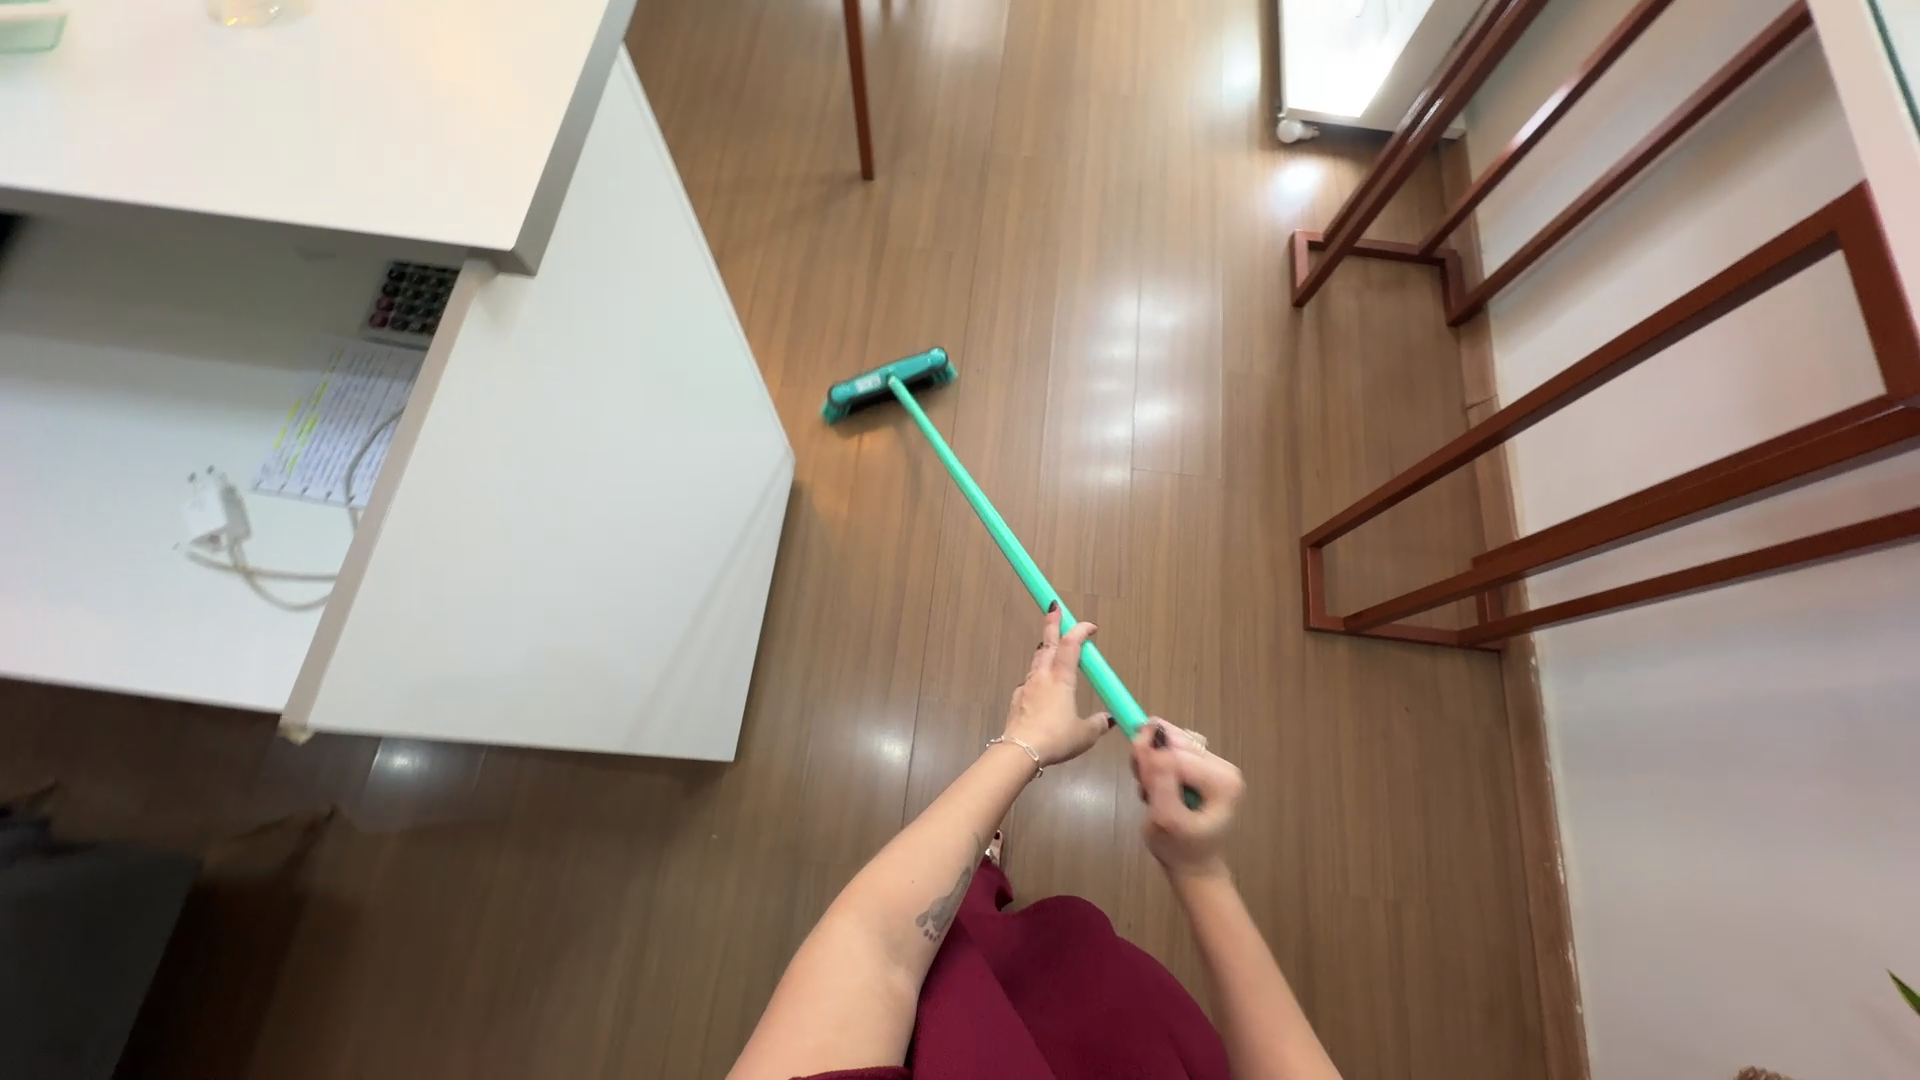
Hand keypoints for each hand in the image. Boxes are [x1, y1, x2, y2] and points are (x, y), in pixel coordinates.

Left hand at [1001, 606, 1111, 766]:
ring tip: (1052, 648)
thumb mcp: (1085, 734)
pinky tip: (1040, 688)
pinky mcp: (1017, 699)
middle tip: (1054, 607)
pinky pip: (1029, 681)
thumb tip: (1107, 719)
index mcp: (1062, 678)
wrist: (1020, 750)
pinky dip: (1037, 677)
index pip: (1072, 645)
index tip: (1091, 626)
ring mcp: (1027, 686)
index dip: (1080, 630)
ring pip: (1037, 660)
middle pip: (1048, 643)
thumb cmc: (1056, 738)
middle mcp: (1043, 676)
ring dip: (1045, 650)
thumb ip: (1097, 724)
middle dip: (1053, 624)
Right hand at [1132, 720, 1244, 880]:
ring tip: (1152, 788)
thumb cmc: (1179, 848)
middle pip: (1174, 741)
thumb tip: (1150, 738)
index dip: (1150, 764)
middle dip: (1151, 758)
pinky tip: (1158, 783)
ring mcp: (1215, 763)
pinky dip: (1156, 759)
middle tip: (1146, 788)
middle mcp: (1224, 766)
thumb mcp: (1166, 820)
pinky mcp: (1203, 762)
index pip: (1175, 756)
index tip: (1142, 787)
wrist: (1192, 863)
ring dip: (1152, 759)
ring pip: (1170, 739)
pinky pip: (1171, 746)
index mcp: (1223, 781)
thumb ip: (1159, 780)